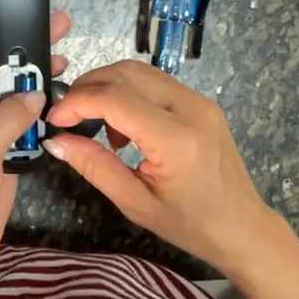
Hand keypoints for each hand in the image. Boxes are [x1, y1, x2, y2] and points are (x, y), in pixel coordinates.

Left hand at [0, 12, 71, 275]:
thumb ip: (6, 120)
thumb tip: (35, 93)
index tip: (12, 7)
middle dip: (24, 53)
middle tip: (59, 28)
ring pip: (13, 96)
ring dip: (36, 83)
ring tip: (66, 61)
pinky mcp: (1, 150)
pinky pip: (22, 124)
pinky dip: (41, 114)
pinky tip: (63, 100)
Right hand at [42, 60, 269, 269]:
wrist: (244, 228)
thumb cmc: (191, 225)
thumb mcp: (135, 202)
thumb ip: (94, 166)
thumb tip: (56, 140)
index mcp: (176, 140)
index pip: (115, 100)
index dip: (77, 103)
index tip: (54, 120)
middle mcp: (191, 109)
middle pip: (125, 73)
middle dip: (87, 87)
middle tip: (67, 115)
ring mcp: (199, 101)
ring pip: (139, 71)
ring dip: (106, 86)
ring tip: (91, 121)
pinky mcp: (201, 102)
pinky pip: (154, 82)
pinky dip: (127, 92)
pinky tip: (121, 125)